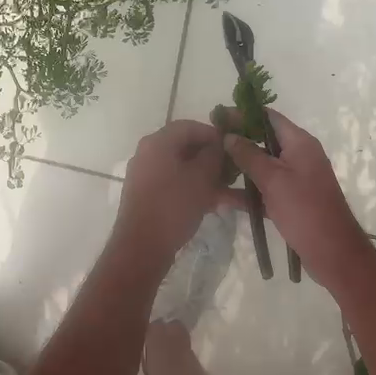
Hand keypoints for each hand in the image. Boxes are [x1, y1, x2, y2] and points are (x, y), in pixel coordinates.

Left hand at [113, 119, 229, 266]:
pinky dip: (194, 190)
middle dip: (212, 158)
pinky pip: (175, 184)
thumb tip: (220, 144)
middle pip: (185, 147)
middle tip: (234, 171)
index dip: (214, 134)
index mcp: (158, 142)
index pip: (189, 127)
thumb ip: (213, 156)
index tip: (234, 148)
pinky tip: (215, 204)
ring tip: (231, 191)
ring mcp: (146, 175)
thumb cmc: (172, 206)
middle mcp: (149, 153)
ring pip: (182, 168)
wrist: (141, 248)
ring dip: (207, 177)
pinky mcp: (147, 196)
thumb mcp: (201, 179)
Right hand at [222, 109, 373, 288]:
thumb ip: (248, 155)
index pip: (267, 117)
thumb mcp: (273, 179)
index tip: (218, 118)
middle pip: (264, 139)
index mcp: (299, 142)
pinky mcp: (293, 199)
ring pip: (264, 164)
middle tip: (212, 144)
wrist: (335, 254)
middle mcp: (300, 155)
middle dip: (239, 140)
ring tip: (214, 168)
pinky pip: (268, 186)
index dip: (242, 114)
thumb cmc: (304, 210)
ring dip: (242, 166)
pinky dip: (250, 189)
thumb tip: (228, 135)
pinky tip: (226, 196)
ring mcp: (297, 178)